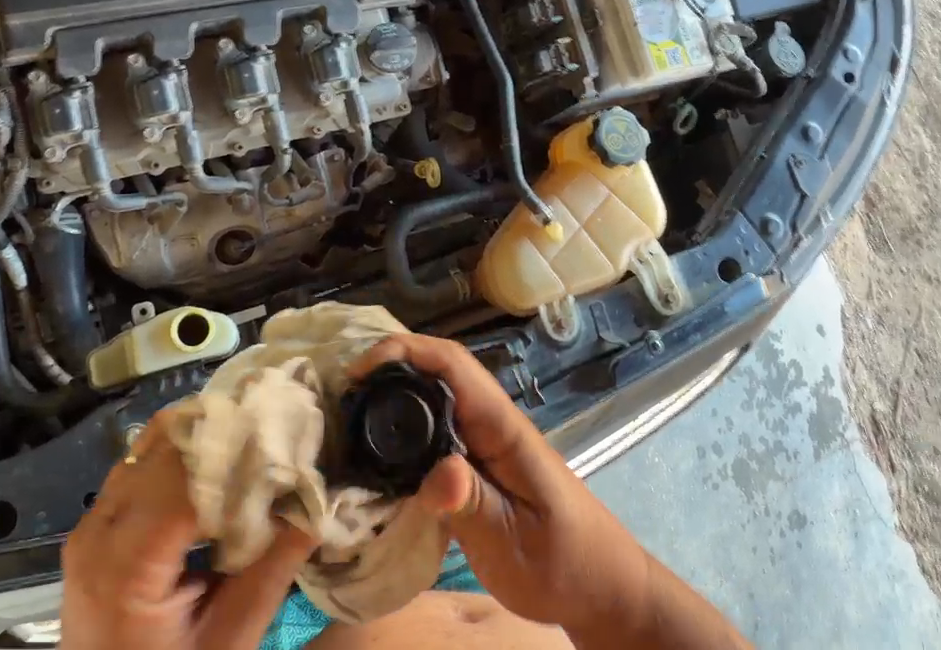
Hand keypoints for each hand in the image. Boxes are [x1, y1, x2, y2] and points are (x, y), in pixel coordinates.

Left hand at [59, 408, 315, 649]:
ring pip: (151, 445)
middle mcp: (98, 530)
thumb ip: (272, 569)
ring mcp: (91, 522)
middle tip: (279, 421)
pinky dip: (182, 449)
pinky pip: (140, 462)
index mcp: (125, 566)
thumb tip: (320, 506)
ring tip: (255, 429)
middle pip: (167, 451)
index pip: (187, 480)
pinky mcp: (96, 521)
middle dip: (225, 433)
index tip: (289, 435)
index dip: (238, 451)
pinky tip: (221, 453)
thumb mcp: (230, 639)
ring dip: (205, 434)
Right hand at [346, 334, 655, 638]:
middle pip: (437, 371)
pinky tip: (374, 452)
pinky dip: (401, 432)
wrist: (601, 587)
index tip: (358, 371)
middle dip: (387, 368)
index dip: (404, 352)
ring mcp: (483, 444)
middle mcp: (489, 424)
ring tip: (346, 417)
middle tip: (339, 395)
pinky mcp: (476, 468)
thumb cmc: (564, 562)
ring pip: (434, 400)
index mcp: (502, 427)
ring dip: (392, 396)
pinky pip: (434, 434)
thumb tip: (438, 470)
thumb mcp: (515, 540)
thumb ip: (473, 504)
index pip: (453, 365)